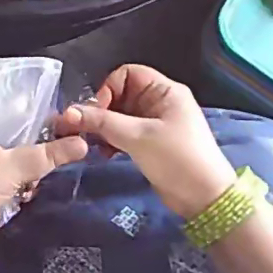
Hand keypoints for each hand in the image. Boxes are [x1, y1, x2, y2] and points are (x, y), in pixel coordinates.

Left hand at [0, 118, 88, 249]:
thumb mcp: (14, 168)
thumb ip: (48, 155)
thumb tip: (83, 142)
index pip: (19, 115)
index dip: (43, 123)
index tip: (68, 132)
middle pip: (21, 141)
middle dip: (36, 156)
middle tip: (47, 167)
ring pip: (17, 163)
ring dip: (28, 176)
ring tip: (29, 187)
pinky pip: (10, 180)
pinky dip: (18, 188)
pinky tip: (22, 197)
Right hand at [57, 64, 235, 219]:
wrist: (204, 198)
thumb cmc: (177, 159)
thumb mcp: (137, 137)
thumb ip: (102, 123)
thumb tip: (68, 113)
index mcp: (165, 91)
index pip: (127, 74)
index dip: (108, 89)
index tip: (96, 112)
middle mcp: (159, 103)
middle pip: (120, 95)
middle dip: (101, 111)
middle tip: (86, 131)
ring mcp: (155, 124)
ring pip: (120, 116)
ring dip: (104, 128)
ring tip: (94, 145)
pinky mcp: (150, 143)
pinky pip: (124, 133)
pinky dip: (112, 141)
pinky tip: (105, 154)